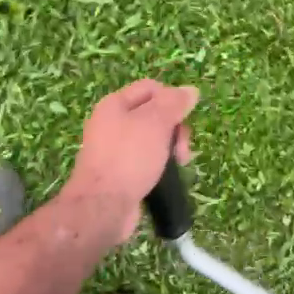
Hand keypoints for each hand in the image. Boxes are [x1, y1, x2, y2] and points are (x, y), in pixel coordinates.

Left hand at [59, 79, 197, 243]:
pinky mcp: (119, 173)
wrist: (103, 206)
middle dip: (174, 128)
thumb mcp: (156, 123)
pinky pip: (145, 160)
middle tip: (181, 149)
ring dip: (170, 149)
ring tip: (179, 164)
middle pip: (153, 114)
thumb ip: (174, 103)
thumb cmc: (129, 157)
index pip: (151, 88)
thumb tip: (190, 90)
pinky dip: (159, 165)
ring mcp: (114, 149)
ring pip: (152, 139)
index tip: (185, 118)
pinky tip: (166, 177)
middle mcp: (112, 123)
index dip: (172, 99)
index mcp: (115, 104)